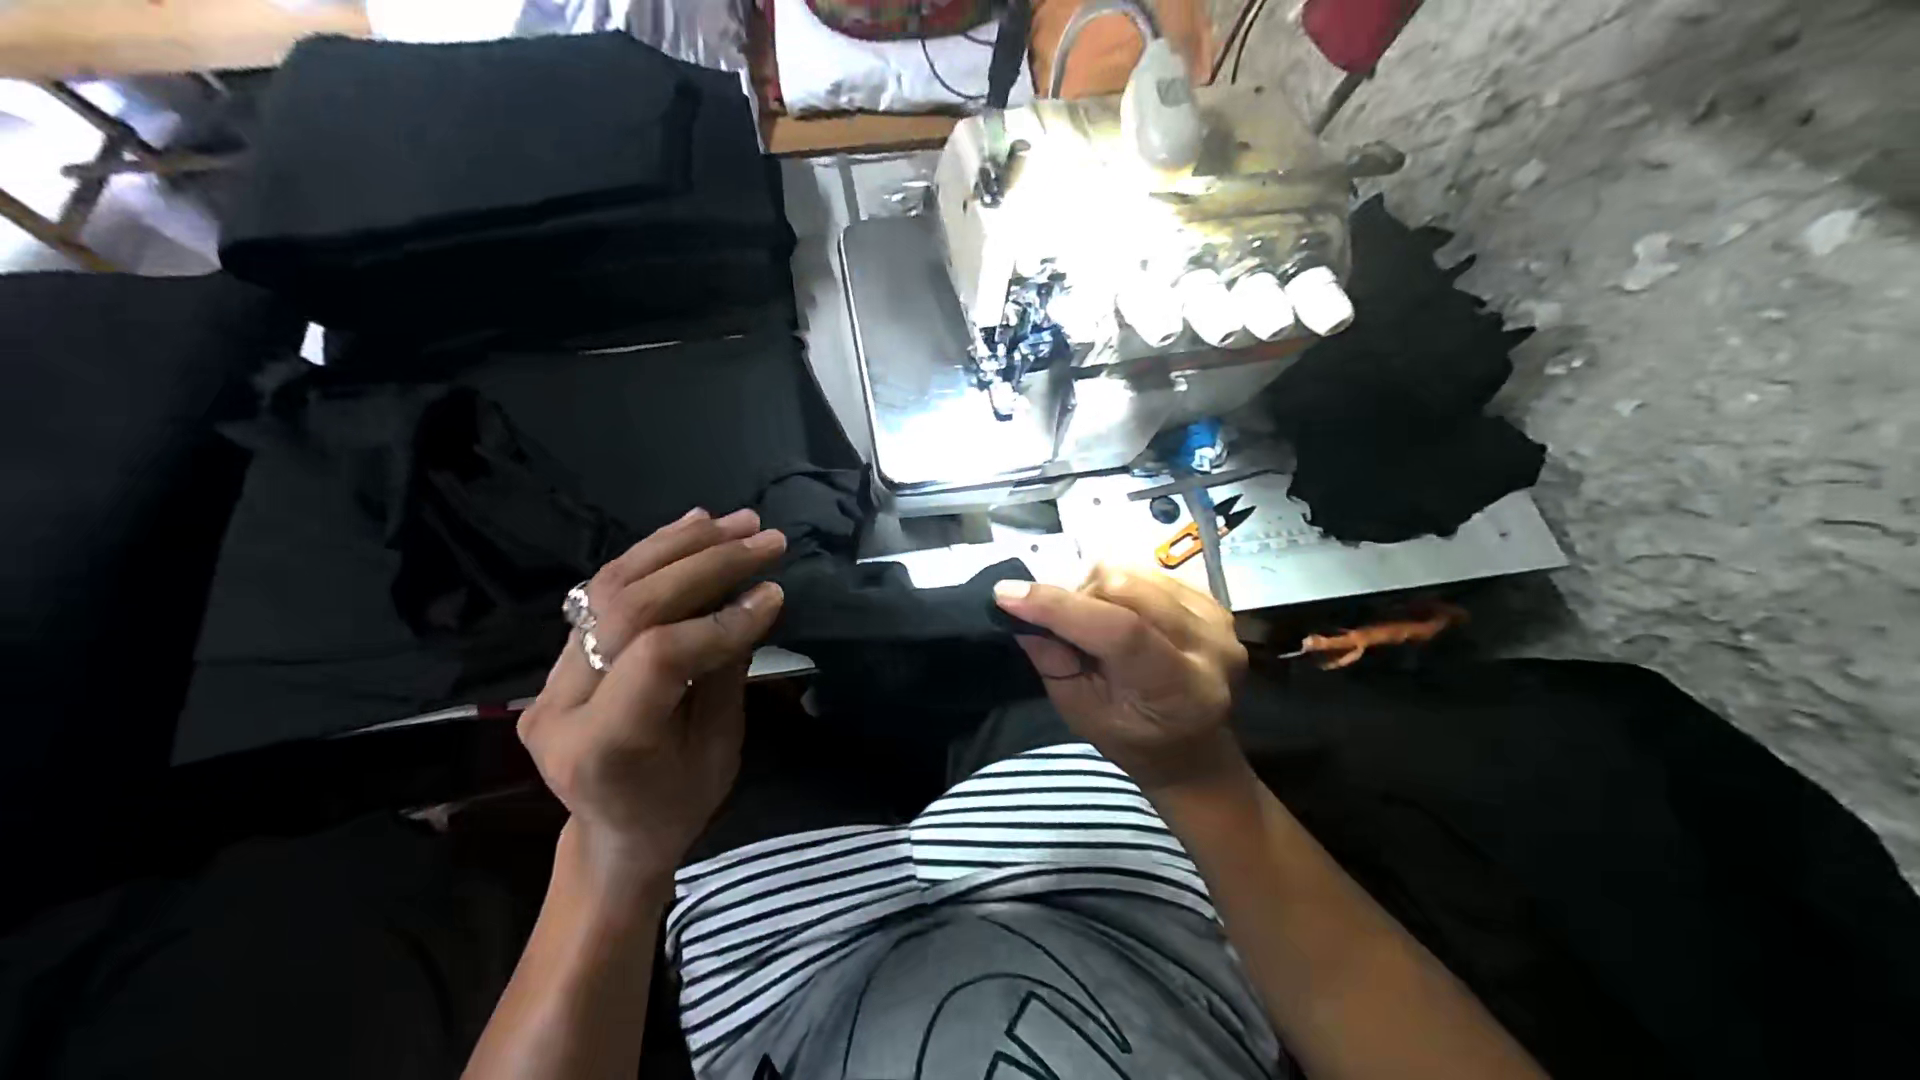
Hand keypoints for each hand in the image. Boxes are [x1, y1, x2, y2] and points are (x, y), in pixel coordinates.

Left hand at [517, 507, 786, 884]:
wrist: (613, 835)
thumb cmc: (677, 807)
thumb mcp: (719, 749)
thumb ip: (726, 670)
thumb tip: (756, 597)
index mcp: (601, 747)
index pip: (658, 656)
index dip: (720, 619)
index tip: (773, 593)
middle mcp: (560, 704)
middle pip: (630, 607)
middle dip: (707, 566)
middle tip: (765, 541)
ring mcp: (549, 677)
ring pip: (610, 586)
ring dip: (680, 547)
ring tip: (735, 523)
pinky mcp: (557, 658)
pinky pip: (603, 593)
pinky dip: (653, 554)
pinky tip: (693, 527)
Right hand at [993, 565, 1248, 792]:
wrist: (1191, 745)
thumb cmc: (1131, 737)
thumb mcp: (1081, 712)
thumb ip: (1053, 661)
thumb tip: (1016, 607)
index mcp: (1178, 689)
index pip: (1119, 631)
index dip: (1060, 607)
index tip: (1008, 596)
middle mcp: (1208, 648)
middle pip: (1125, 589)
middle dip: (1077, 597)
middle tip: (1063, 624)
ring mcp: (1217, 620)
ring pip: (1134, 573)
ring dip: (1097, 589)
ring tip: (1095, 621)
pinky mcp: (1215, 601)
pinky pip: (1149, 571)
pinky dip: (1120, 586)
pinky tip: (1121, 613)